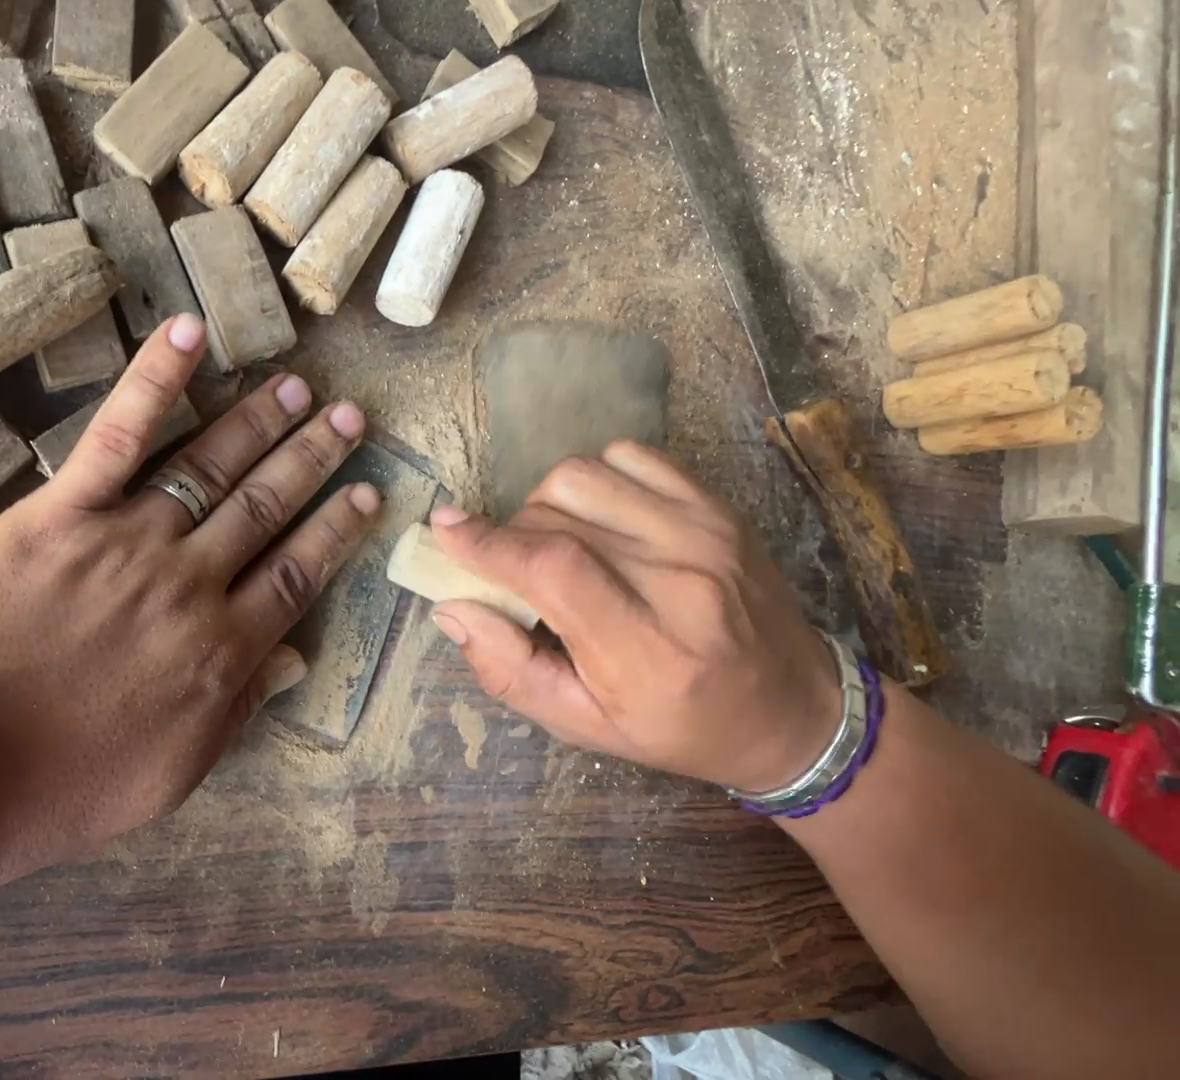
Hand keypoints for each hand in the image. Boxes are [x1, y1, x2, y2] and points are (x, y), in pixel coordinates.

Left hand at [0, 316, 380, 892]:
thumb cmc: (62, 784)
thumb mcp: (171, 773)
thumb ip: (237, 709)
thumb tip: (294, 657)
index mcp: (219, 651)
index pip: (298, 575)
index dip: (337, 530)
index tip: (368, 493)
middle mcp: (189, 584)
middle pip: (267, 507)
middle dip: (313, 458)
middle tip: (349, 416)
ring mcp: (127, 540)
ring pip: (211, 466)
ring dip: (260, 420)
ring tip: (296, 385)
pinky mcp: (62, 512)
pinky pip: (118, 435)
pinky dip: (157, 378)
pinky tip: (189, 331)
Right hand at [427, 440, 842, 792]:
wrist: (794, 709)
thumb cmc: (678, 727)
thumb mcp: (583, 725)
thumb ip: (509, 669)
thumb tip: (451, 606)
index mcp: (647, 650)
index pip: (552, 567)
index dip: (487, 542)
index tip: (444, 530)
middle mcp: (681, 580)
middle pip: (555, 517)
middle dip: (510, 537)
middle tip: (514, 574)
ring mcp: (706, 533)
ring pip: (581, 476)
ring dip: (545, 505)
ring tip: (556, 544)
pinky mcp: (717, 506)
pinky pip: (626, 456)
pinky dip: (593, 479)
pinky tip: (598, 518)